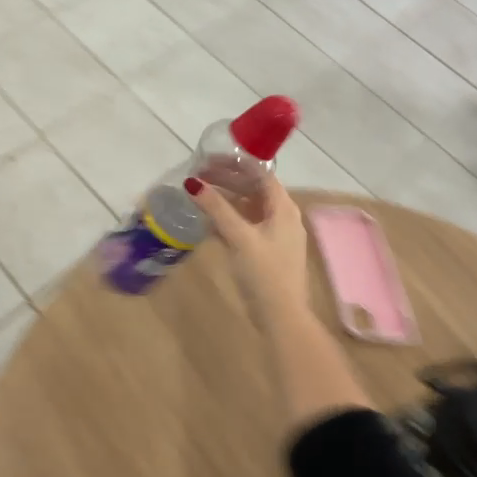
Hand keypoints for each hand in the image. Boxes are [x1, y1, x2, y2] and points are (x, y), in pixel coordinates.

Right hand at [187, 174, 310, 328]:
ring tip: (200, 195)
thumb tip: (192, 183)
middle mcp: (283, 217)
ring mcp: (276, 235)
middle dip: (228, 180)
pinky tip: (209, 222)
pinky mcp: (267, 251)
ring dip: (227, 199)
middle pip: (254, 189)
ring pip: (250, 207)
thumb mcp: (239, 237)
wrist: (282, 316)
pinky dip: (230, 218)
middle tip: (198, 177)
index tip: (209, 160)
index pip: (261, 175)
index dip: (236, 164)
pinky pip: (247, 224)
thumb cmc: (264, 273)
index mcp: (283, 208)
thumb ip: (217, 208)